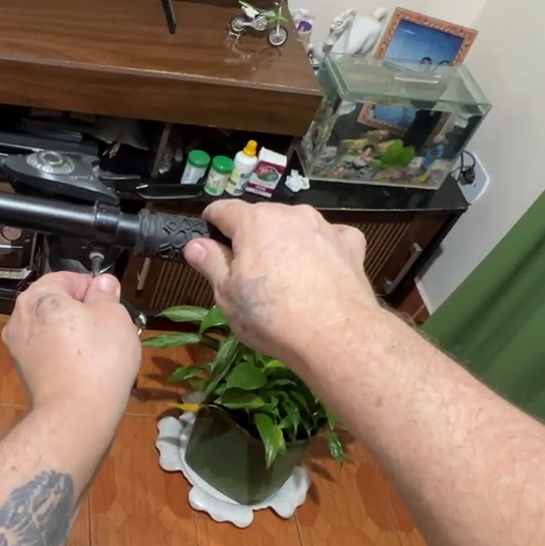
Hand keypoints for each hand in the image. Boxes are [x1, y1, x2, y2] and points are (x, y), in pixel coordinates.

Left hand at [2, 272, 141, 418]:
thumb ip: (105, 294)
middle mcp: (19, 319)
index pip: (66, 278)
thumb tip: (101, 283)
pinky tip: (88, 367)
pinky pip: (50, 352)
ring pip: (53, 329)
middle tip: (111, 325)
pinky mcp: (26, 373)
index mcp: (37, 297)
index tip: (112, 300)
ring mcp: (19, 348)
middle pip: (56, 304)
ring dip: (76, 333)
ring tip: (102, 348)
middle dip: (84, 310)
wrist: (77, 414)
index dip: (92, 285)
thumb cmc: (98, 357)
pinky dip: (67, 354)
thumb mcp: (113, 315)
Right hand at [185, 201, 382, 367]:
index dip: (210, 225)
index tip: (208, 244)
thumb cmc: (272, 317)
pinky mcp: (350, 244)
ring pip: (293, 226)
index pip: (222, 209)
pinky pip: (327, 237)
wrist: (336, 336)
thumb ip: (210, 263)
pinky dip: (318, 248)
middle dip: (249, 238)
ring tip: (284, 279)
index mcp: (254, 221)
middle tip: (245, 275)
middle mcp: (290, 214)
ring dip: (283, 242)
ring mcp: (323, 226)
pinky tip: (317, 271)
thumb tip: (194, 244)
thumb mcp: (227, 294)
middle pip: (260, 218)